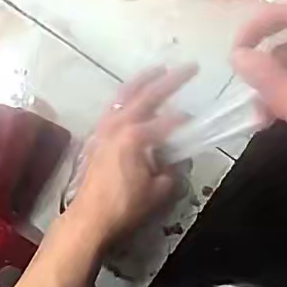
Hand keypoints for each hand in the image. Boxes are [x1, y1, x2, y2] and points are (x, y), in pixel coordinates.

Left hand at [60, 65, 194, 244]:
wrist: (88, 218)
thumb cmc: (124, 206)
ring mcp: (104, 128)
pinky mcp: (97, 135)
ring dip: (144, 80)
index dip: (185, 119)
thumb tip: (174, 162)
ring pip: (126, 95)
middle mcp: (118, 125)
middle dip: (171, 80)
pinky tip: (134, 96)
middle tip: (189, 68)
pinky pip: (114, 107)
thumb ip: (170, 171)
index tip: (198, 117)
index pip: (168, 121)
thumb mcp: (157, 191)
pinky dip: (127, 96)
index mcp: (135, 137)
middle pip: (147, 95)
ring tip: (159, 70)